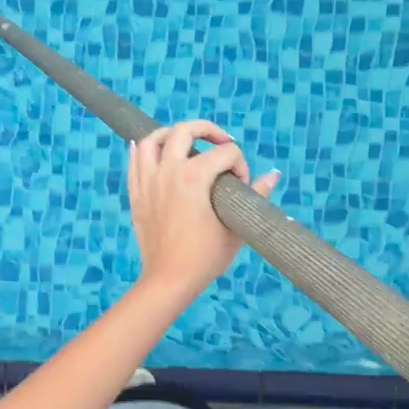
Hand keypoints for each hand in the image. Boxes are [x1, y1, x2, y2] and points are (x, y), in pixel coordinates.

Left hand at [127, 120, 280, 297]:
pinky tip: (156, 151)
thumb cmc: (205, 258)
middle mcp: (168, 172)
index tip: (241, 184)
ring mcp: (148, 181)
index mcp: (194, 178)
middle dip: (208, 130)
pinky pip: (135, 160)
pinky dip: (145, 150)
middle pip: (185, 130)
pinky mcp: (136, 193)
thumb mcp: (236, 228)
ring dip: (171, 133)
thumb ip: (256, 196)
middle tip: (221, 142)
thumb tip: (274, 175)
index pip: (225, 152)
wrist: (169, 279)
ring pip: (152, 139)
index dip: (240, 164)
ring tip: (186, 141)